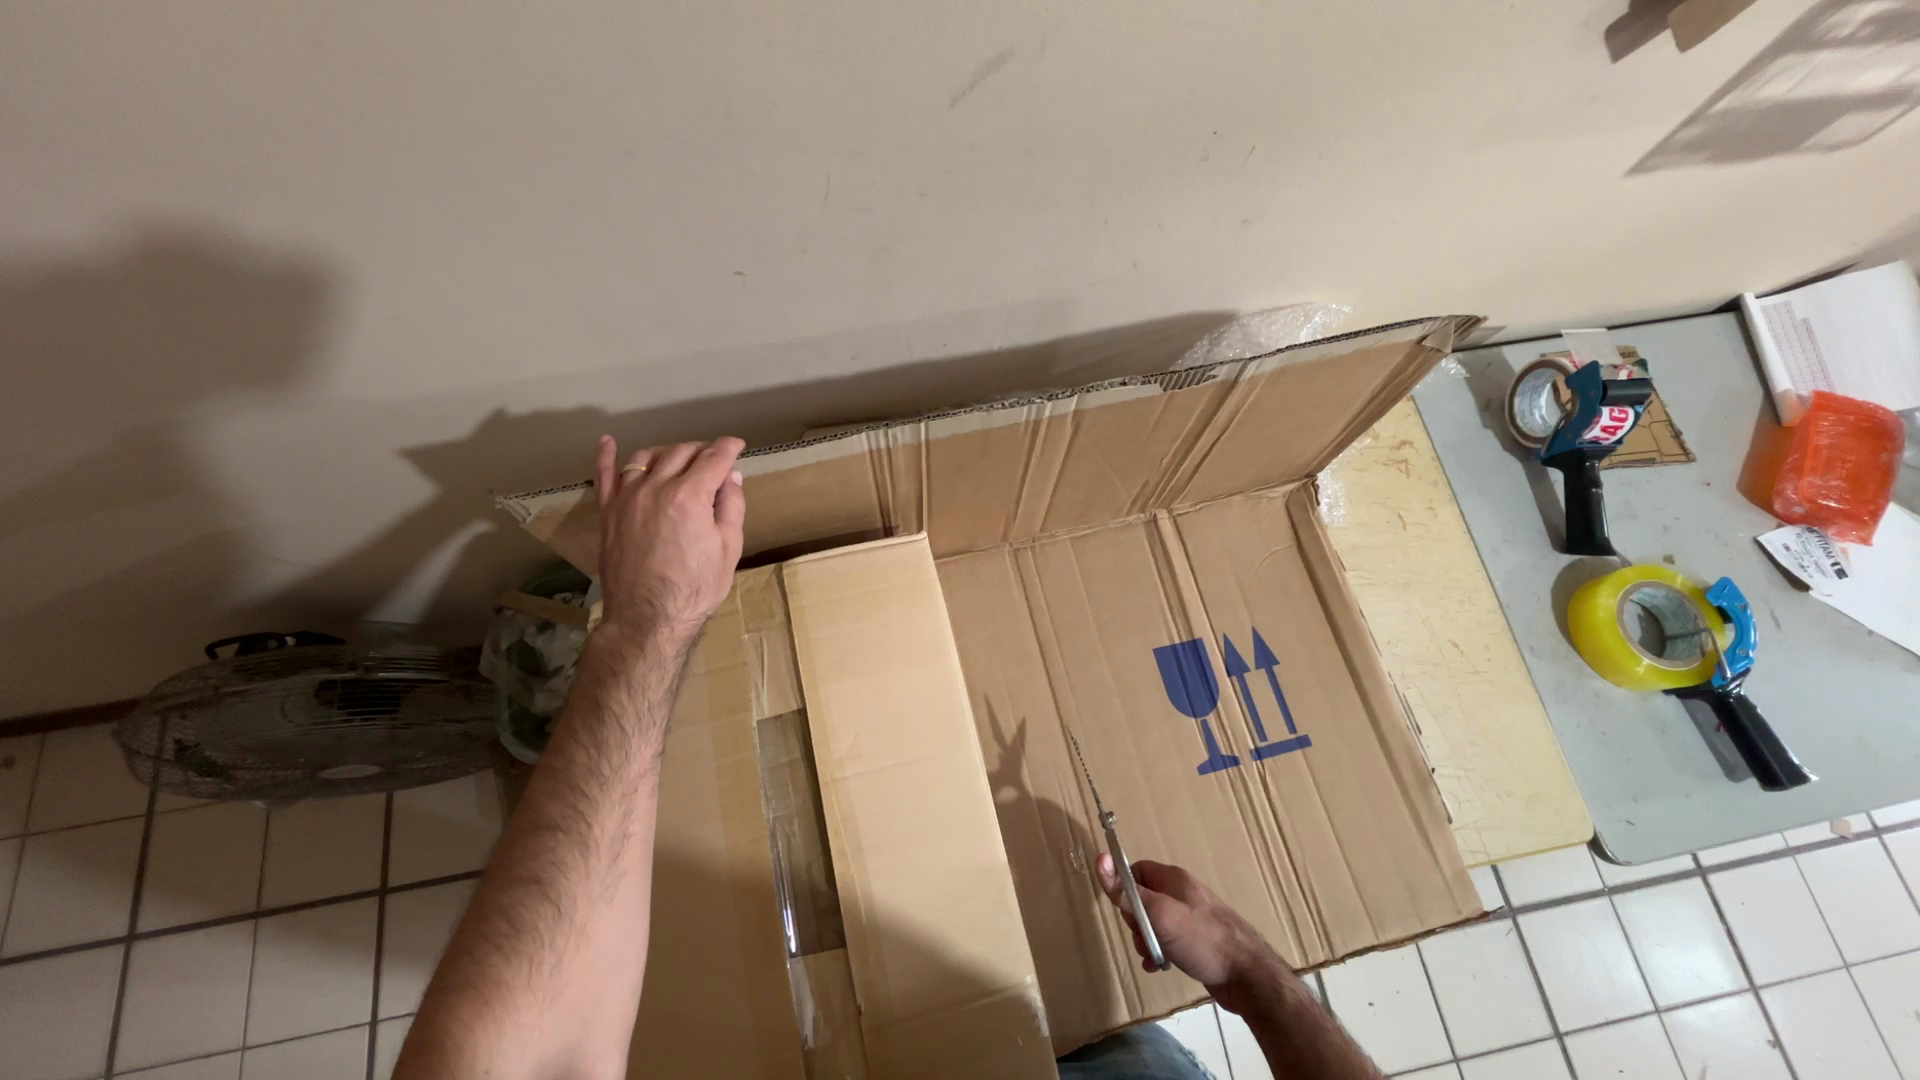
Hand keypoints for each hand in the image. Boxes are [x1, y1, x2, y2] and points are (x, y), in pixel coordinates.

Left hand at [592, 436, 745, 650]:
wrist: (647, 618)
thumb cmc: (695, 588)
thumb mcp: (729, 549)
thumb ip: (732, 507)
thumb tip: (732, 477)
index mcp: (690, 496)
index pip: (714, 458)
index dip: (730, 448)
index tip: (738, 445)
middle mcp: (656, 487)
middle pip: (681, 452)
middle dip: (703, 449)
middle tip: (715, 457)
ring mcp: (627, 498)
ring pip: (647, 457)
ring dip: (668, 451)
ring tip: (681, 458)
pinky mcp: (609, 512)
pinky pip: (604, 476)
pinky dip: (606, 455)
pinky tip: (608, 441)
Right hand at [1096, 854, 1270, 1007]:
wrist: (1247, 976)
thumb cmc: (1201, 938)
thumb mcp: (1158, 914)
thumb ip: (1128, 893)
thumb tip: (1099, 858)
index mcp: (1173, 879)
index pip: (1136, 872)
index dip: (1125, 890)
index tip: (1126, 913)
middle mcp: (1181, 893)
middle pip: (1143, 899)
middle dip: (1136, 922)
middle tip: (1144, 938)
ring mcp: (1191, 917)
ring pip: (1154, 923)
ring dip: (1147, 940)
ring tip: (1153, 956)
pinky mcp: (1197, 939)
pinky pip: (1168, 939)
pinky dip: (1160, 952)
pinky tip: (1160, 966)